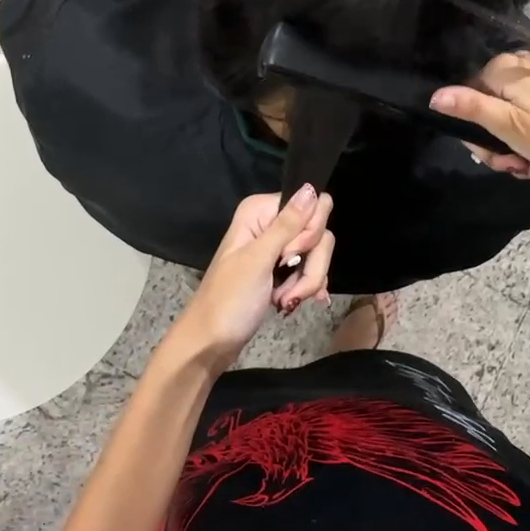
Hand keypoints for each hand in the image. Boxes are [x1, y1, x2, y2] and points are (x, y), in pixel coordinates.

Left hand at [161, 186, 334, 372]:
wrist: (211, 342)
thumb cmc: (229, 300)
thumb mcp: (258, 260)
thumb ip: (287, 225)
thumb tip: (312, 188)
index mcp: (259, 212)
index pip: (311, 205)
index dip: (308, 234)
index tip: (289, 257)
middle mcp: (269, 223)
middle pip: (318, 233)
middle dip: (311, 265)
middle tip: (287, 287)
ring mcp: (277, 248)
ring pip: (317, 254)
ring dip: (307, 282)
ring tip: (284, 301)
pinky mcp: (282, 270)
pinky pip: (310, 270)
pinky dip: (306, 288)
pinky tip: (294, 303)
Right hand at [430, 52, 529, 181]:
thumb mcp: (512, 128)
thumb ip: (472, 109)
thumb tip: (435, 95)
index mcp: (506, 72)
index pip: (467, 97)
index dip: (475, 132)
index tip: (496, 157)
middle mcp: (522, 71)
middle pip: (489, 111)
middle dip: (501, 146)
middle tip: (520, 167)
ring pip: (512, 122)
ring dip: (520, 152)